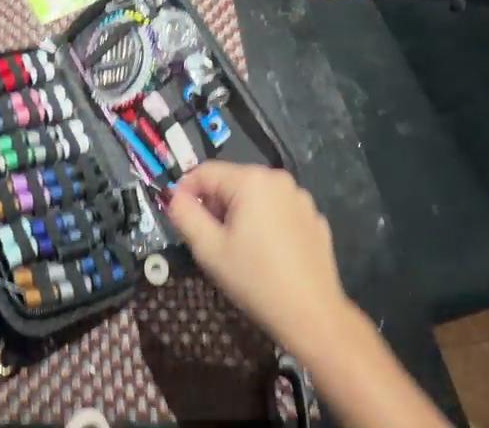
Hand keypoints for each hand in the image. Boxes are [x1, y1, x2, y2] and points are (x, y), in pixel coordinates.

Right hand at [164, 161, 357, 349]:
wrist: (312, 316)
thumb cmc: (255, 279)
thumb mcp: (208, 248)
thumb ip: (184, 214)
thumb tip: (173, 196)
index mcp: (252, 180)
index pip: (205, 172)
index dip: (185, 191)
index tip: (179, 217)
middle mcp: (279, 180)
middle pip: (232, 183)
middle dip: (215, 206)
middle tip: (210, 239)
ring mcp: (301, 199)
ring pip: (255, 197)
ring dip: (240, 214)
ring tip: (238, 249)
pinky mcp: (315, 220)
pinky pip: (278, 212)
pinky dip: (266, 224)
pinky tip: (267, 255)